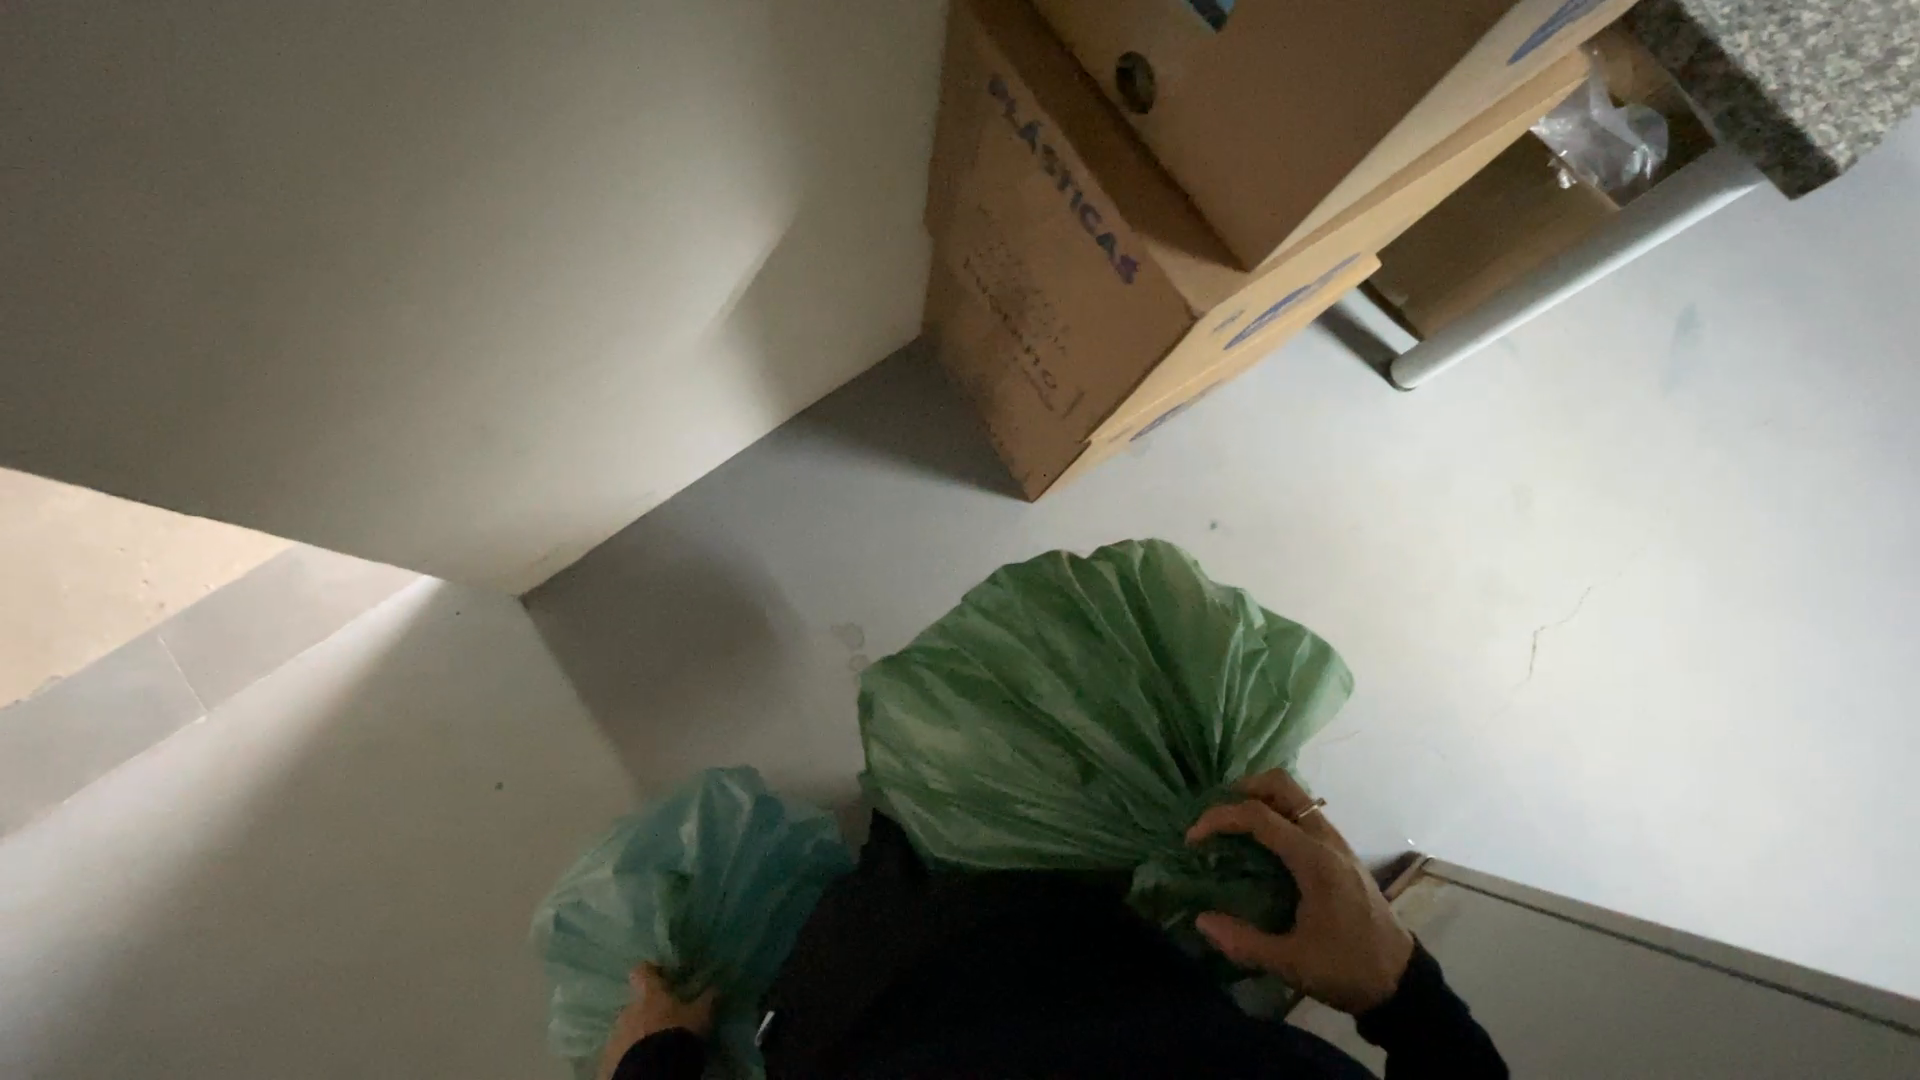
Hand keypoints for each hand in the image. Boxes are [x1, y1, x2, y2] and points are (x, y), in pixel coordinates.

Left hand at [595, 964, 716, 1079]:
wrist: (651, 1074)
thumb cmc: (677, 1036)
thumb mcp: (700, 1016)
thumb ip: (707, 998)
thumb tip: (715, 986)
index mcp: (649, 995)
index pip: (642, 971)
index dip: (650, 972)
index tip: (661, 977)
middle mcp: (627, 1011)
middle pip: (635, 1005)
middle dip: (647, 1012)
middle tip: (664, 1023)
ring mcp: (614, 1036)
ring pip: (626, 1029)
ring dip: (637, 1034)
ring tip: (653, 1048)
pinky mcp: (607, 1060)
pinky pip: (618, 1053)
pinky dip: (628, 1055)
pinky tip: (643, 1062)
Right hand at [1186, 770, 1413, 1014]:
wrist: (1402, 982)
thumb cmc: (1348, 968)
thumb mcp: (1292, 964)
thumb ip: (1244, 943)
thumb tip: (1201, 921)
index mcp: (1314, 860)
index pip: (1258, 815)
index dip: (1219, 818)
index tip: (1193, 838)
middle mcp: (1326, 839)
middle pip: (1281, 784)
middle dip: (1241, 789)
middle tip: (1216, 814)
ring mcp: (1336, 842)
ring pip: (1294, 794)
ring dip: (1259, 797)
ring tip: (1233, 825)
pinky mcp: (1340, 851)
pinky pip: (1302, 812)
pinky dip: (1276, 811)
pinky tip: (1261, 842)